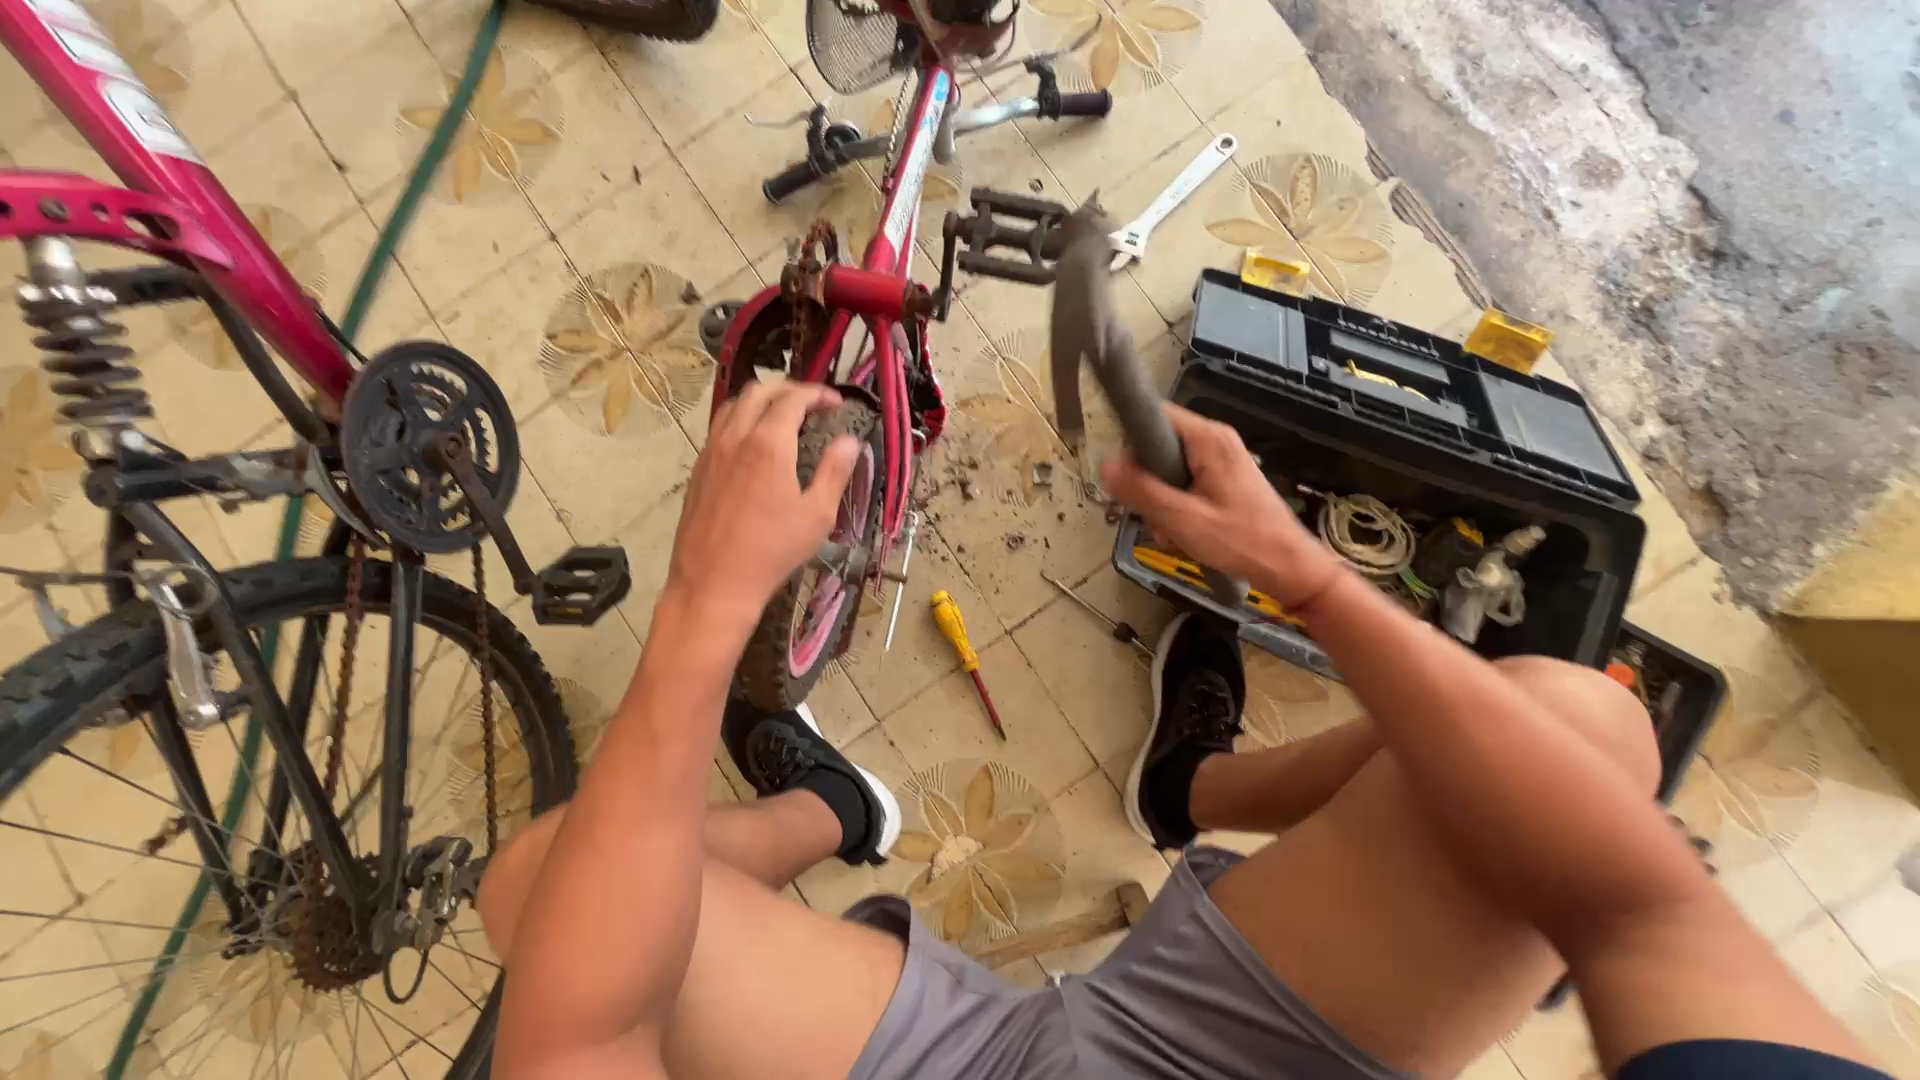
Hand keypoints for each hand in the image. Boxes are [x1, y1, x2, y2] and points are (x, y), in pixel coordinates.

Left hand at [666, 382, 860, 627]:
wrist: (714, 583)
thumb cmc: (773, 551)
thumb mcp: (817, 515)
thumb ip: (835, 471)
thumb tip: (850, 441)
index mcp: (769, 444)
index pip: (793, 399)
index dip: (817, 393)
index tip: (835, 402)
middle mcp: (736, 437)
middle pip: (759, 392)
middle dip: (788, 389)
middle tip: (810, 403)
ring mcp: (712, 452)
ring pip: (733, 405)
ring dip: (761, 401)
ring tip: (782, 416)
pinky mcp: (698, 470)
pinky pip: (720, 428)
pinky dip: (741, 420)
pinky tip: (754, 444)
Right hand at [1101, 404, 1341, 608]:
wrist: (1288, 566)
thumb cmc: (1240, 541)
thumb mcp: (1182, 519)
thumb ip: (1142, 491)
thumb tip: (1105, 466)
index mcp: (1209, 439)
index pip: (1155, 416)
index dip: (1133, 443)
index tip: (1126, 477)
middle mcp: (1216, 440)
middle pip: (1160, 445)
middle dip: (1147, 481)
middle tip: (1150, 514)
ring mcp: (1221, 459)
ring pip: (1169, 468)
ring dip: (1161, 500)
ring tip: (1170, 531)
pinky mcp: (1224, 478)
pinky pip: (1186, 481)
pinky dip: (1177, 505)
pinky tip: (1182, 532)